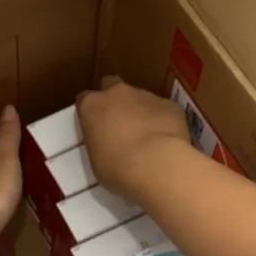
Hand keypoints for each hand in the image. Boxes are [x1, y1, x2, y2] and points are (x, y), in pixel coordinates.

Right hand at [77, 76, 193, 197]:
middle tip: (120, 124)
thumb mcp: (96, 160)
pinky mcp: (171, 104)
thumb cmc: (117, 168)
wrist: (157, 165)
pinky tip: (167, 141)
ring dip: (142, 113)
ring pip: (141, 99)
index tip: (95, 127)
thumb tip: (109, 144)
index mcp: (91, 105)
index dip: (91, 112)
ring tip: (148, 139)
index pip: (84, 100)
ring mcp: (146, 95)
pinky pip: (164, 111)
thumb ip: (100, 143)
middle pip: (112, 86)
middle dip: (115, 100)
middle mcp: (117, 92)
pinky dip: (164, 121)